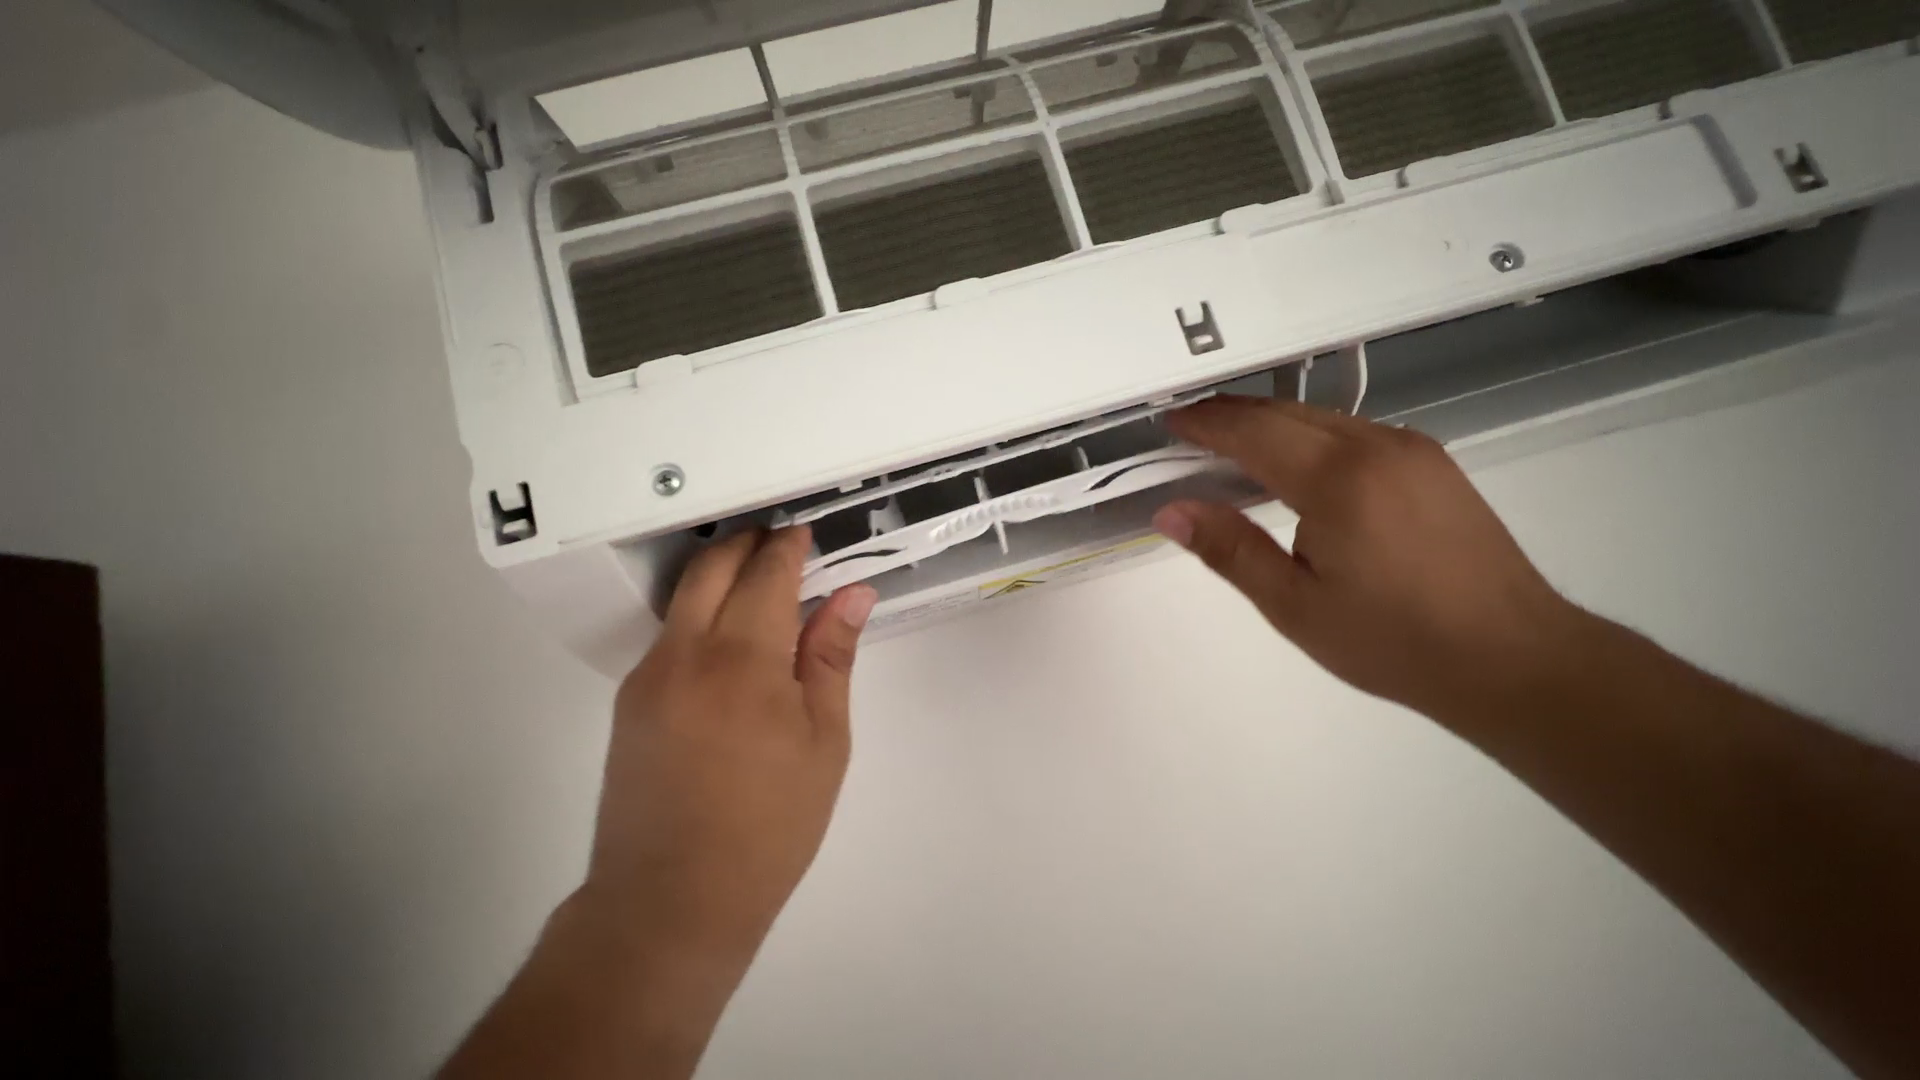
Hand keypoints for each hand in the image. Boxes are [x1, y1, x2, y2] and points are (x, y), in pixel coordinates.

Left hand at [587, 527, 876, 961]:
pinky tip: (731, 644)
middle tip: (783, 545)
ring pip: (684, 598)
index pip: (767, 574)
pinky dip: (702, 617)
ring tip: (762, 589)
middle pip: (711, 566)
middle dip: (748, 544)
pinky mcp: (629, 701)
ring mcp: (648, 676)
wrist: (672, 900)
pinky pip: (671, 636)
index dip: (789, 547)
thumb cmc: (770, 826)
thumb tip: (853, 594)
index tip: (808, 536)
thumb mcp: (822, 742)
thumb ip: (831, 657)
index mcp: (743, 661)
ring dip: (721, 575)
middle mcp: (685, 653)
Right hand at [1154, 398, 1583, 724]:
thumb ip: (1230, 550)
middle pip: (1287, 413)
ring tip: (1231, 442)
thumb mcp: (1295, 605)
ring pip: (1323, 418)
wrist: (1513, 656)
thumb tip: (1170, 512)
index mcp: (1337, 479)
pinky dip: (1311, 434)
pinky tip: (1296, 462)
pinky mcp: (1434, 464)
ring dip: (1272, 422)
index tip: (1168, 423)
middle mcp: (1377, 446)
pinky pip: (1355, 431)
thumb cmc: (1393, 641)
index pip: (1253, 433)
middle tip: (1189, 426)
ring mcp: (1412, 450)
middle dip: (1232, 415)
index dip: (1205, 425)